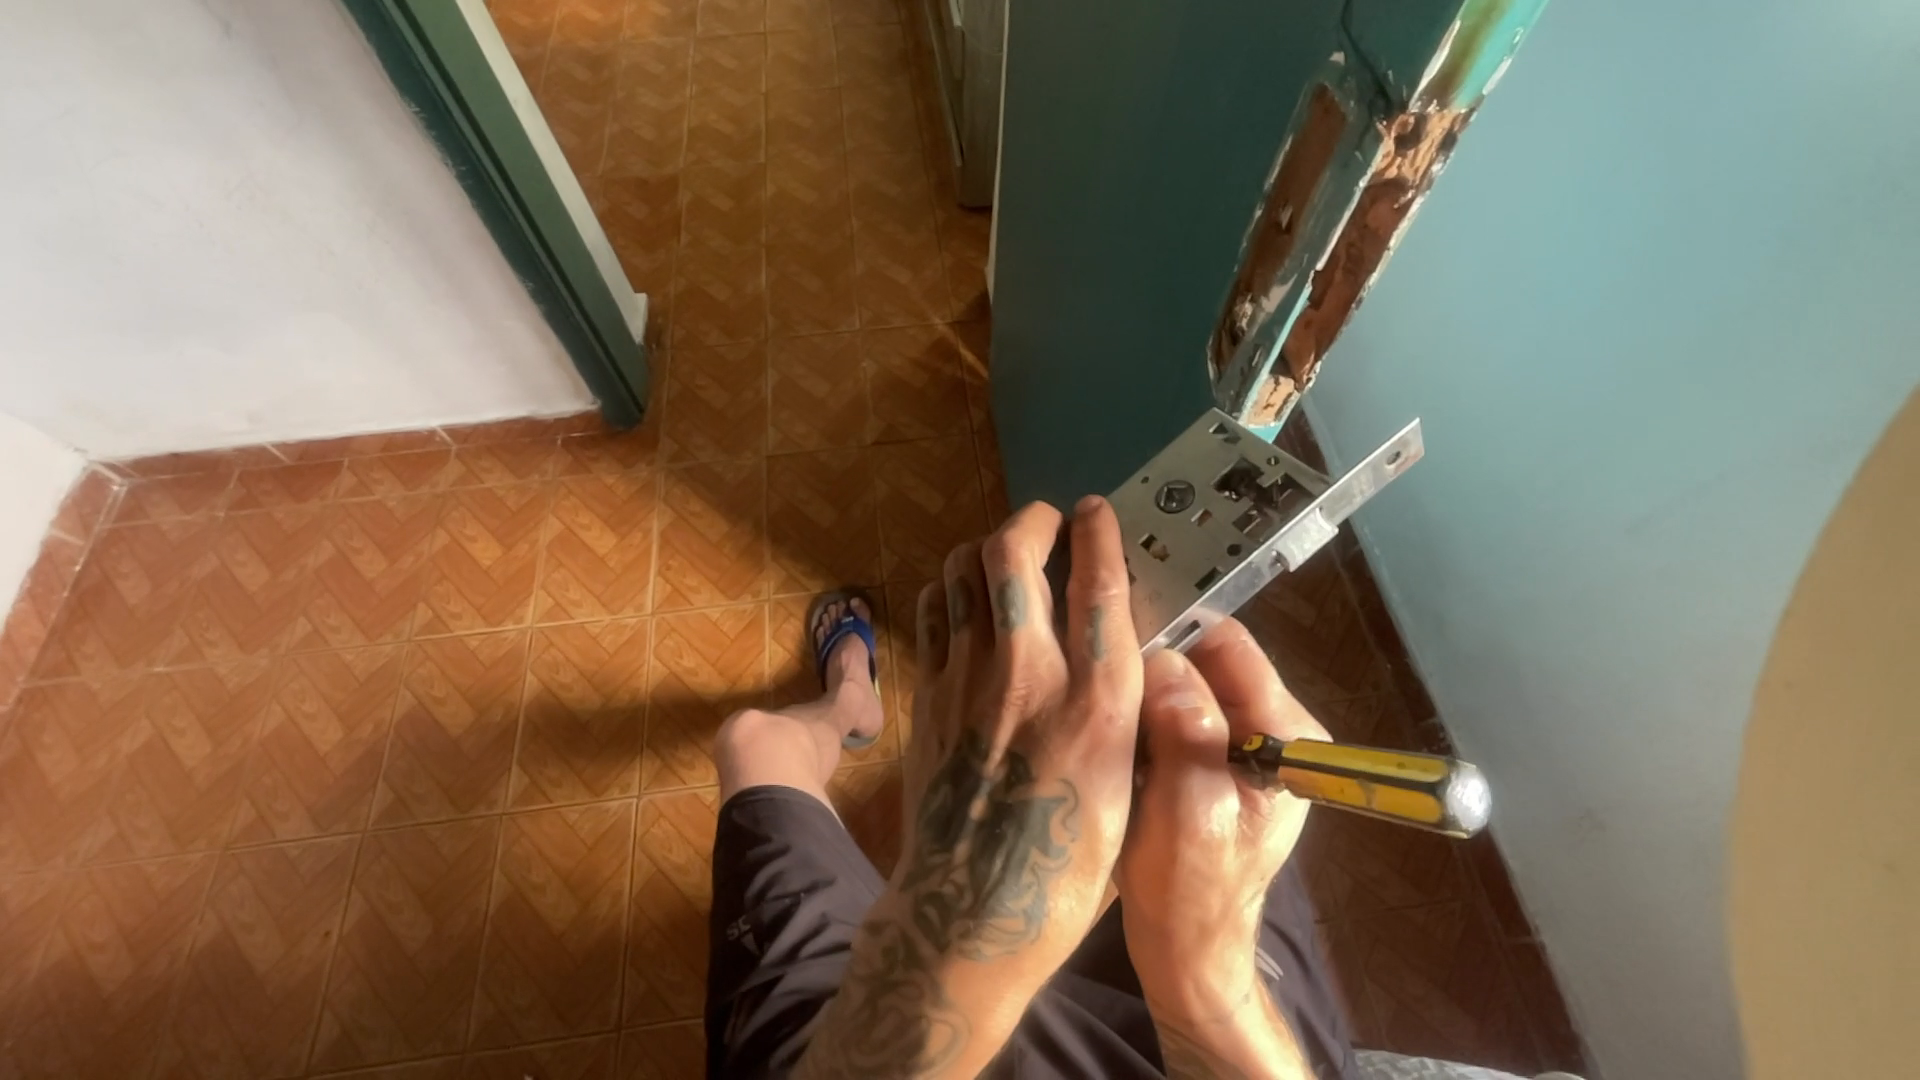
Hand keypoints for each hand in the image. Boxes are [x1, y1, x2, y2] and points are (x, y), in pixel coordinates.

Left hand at [797, 497, 1142, 1077]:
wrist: (971, 912)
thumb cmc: (1070, 866)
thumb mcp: (1130, 787)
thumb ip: (1129, 709)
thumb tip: (1125, 648)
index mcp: (1096, 701)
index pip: (1098, 585)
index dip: (1098, 533)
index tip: (1096, 510)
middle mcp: (1027, 673)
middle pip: (1012, 553)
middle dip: (1031, 520)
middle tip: (1046, 521)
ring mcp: (964, 678)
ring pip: (961, 571)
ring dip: (985, 548)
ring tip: (1005, 557)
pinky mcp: (926, 693)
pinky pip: (932, 611)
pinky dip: (951, 588)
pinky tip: (966, 600)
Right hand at [1116, 618, 1327, 1077]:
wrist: (1185, 947)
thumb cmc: (1189, 894)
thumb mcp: (1188, 818)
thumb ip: (1187, 739)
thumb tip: (1166, 662)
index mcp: (1285, 734)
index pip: (1230, 646)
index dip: (1171, 637)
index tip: (1115, 646)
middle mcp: (1270, 725)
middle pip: (1203, 658)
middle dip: (1152, 666)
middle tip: (1100, 686)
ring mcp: (1240, 739)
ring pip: (1181, 680)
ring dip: (1142, 691)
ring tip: (1101, 711)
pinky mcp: (1211, 752)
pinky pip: (1170, 707)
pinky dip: (1141, 713)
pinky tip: (1114, 735)